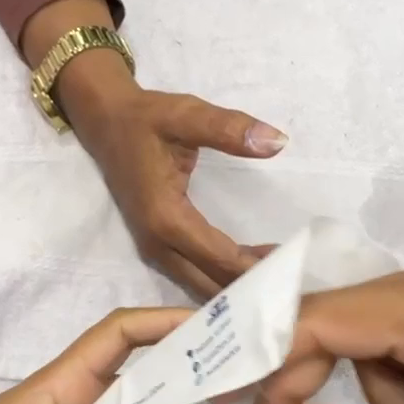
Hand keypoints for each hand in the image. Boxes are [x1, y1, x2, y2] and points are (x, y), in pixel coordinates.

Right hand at [66, 85, 285, 298]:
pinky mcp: (154, 247)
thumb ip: (229, 129)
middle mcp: (156, 243)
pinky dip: (221, 280)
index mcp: (165, 217)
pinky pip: (192, 275)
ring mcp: (153, 249)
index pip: (220, 258)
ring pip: (199, 285)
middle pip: (210, 283)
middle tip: (297, 283)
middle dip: (250, 288)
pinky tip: (251, 272)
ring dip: (236, 287)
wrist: (105, 123)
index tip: (298, 272)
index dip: (259, 269)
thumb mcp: (186, 114)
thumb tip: (277, 142)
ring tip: (280, 280)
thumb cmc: (146, 120)